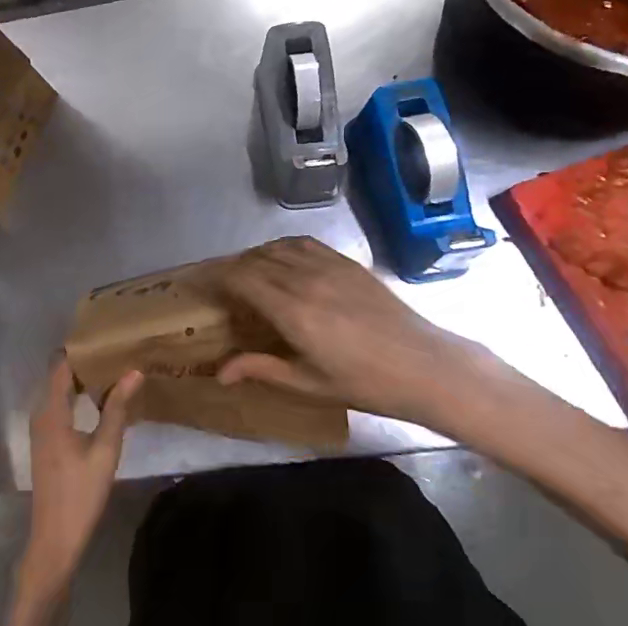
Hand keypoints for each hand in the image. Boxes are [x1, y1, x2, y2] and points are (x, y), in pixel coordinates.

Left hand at [21, 359, 143, 581]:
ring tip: (112, 368)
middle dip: (85, 362)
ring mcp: (41, 429)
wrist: (55, 538)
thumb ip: (117, 408)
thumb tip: (134, 371)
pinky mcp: (46, 441)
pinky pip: (59, 406)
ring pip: (59, 391)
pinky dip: (77, 396)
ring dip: (82, 380)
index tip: (104, 336)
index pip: (61, 365)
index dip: (80, 349)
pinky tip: (99, 399)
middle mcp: (41, 415)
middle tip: (114, 350)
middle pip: (59, 376)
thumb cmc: (81, 493)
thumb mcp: (105, 449)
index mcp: (51, 412)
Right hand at [217, 239, 507, 430]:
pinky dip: (283, 247)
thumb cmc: (366, 383)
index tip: (202, 285)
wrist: (425, 366)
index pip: (242, 278)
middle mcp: (306, 278)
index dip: (217, 276)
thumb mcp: (310, 383)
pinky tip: (283, 261)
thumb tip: (220, 373)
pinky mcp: (346, 262)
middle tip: (221, 285)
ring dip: (256, 256)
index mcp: (293, 310)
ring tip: (248, 274)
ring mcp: (328, 265)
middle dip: (232, 268)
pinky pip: (304, 243)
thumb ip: (262, 369)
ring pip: (278, 247)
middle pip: (256, 259)